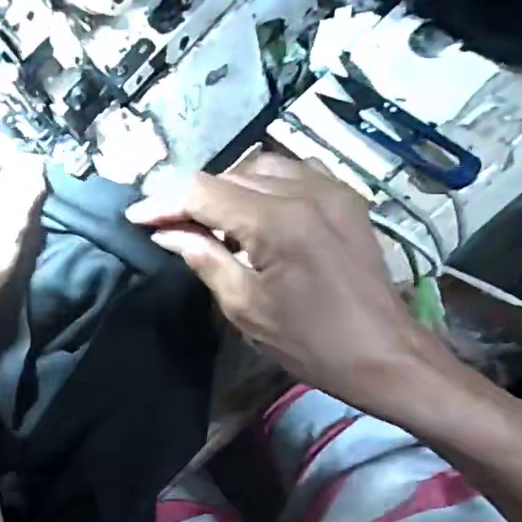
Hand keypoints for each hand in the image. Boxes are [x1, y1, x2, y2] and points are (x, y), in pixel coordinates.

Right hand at [126, 152, 458, 416]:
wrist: (385, 354)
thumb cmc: (309, 341)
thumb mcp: (244, 305)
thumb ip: (202, 256)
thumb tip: (165, 232)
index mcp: (277, 221)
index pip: (203, 191)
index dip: (163, 202)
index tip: (136, 218)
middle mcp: (305, 191)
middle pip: (228, 175)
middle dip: (190, 197)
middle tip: (165, 224)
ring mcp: (330, 189)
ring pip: (258, 167)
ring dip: (225, 188)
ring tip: (207, 219)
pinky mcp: (345, 197)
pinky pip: (292, 172)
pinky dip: (261, 183)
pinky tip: (251, 209)